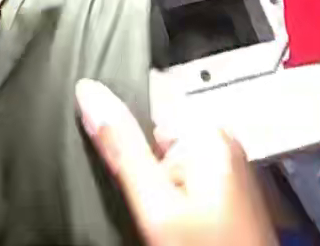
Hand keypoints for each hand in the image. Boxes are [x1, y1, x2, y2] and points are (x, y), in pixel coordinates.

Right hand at [75, 79, 275, 245]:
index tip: (119, 173)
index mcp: (208, 129)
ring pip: (174, 166)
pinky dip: (176, 201)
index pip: (149, 111)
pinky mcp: (230, 196)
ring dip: (159, 189)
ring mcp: (230, 169)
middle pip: (162, 141)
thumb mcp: (156, 206)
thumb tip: (88, 91)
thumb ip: (123, 148)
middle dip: (144, 169)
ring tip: (162, 222)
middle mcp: (223, 140)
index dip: (125, 140)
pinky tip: (176, 227)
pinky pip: (190, 185)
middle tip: (148, 212)